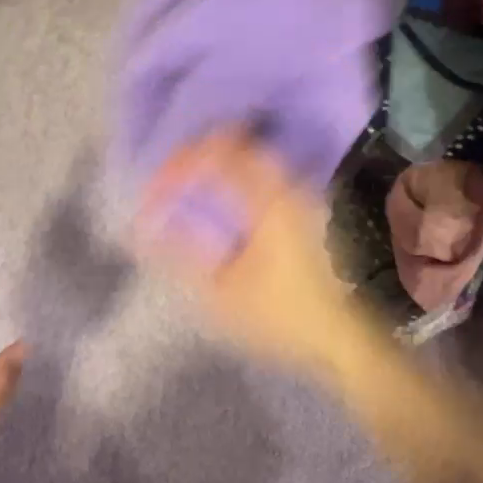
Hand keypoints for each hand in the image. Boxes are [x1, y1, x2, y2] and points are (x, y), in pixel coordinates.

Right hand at [136, 129, 384, 376]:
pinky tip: (218, 197)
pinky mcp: (303, 208)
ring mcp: (300, 194)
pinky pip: (263, 172)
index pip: (217, 154)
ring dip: (217, 161)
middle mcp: (288, 186)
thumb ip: (181, 253)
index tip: (155, 190)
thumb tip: (143, 228)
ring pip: (253, 154)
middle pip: (237, 143)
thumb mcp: (220, 293)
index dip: (180, 164)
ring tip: (187, 184)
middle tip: (168, 177)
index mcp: (268, 201)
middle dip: (197, 154)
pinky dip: (236, 173)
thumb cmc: (280, 319)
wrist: (340, 340)